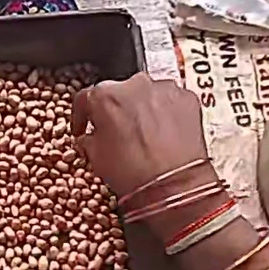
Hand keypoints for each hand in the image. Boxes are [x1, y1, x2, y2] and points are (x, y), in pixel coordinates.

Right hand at [70, 73, 218, 201]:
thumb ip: (89, 139)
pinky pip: (169, 102)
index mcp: (104, 96)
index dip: (82, 116)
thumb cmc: (133, 171)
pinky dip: (164, 114)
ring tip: (142, 136)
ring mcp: (163, 89)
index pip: (85, 98)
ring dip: (141, 111)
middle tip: (116, 133)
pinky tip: (161, 135)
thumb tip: (91, 138)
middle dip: (115, 111)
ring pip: (146, 95)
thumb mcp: (95, 157)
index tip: (83, 127)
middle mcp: (134, 85)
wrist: (171, 184)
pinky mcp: (186, 98)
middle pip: (119, 93)